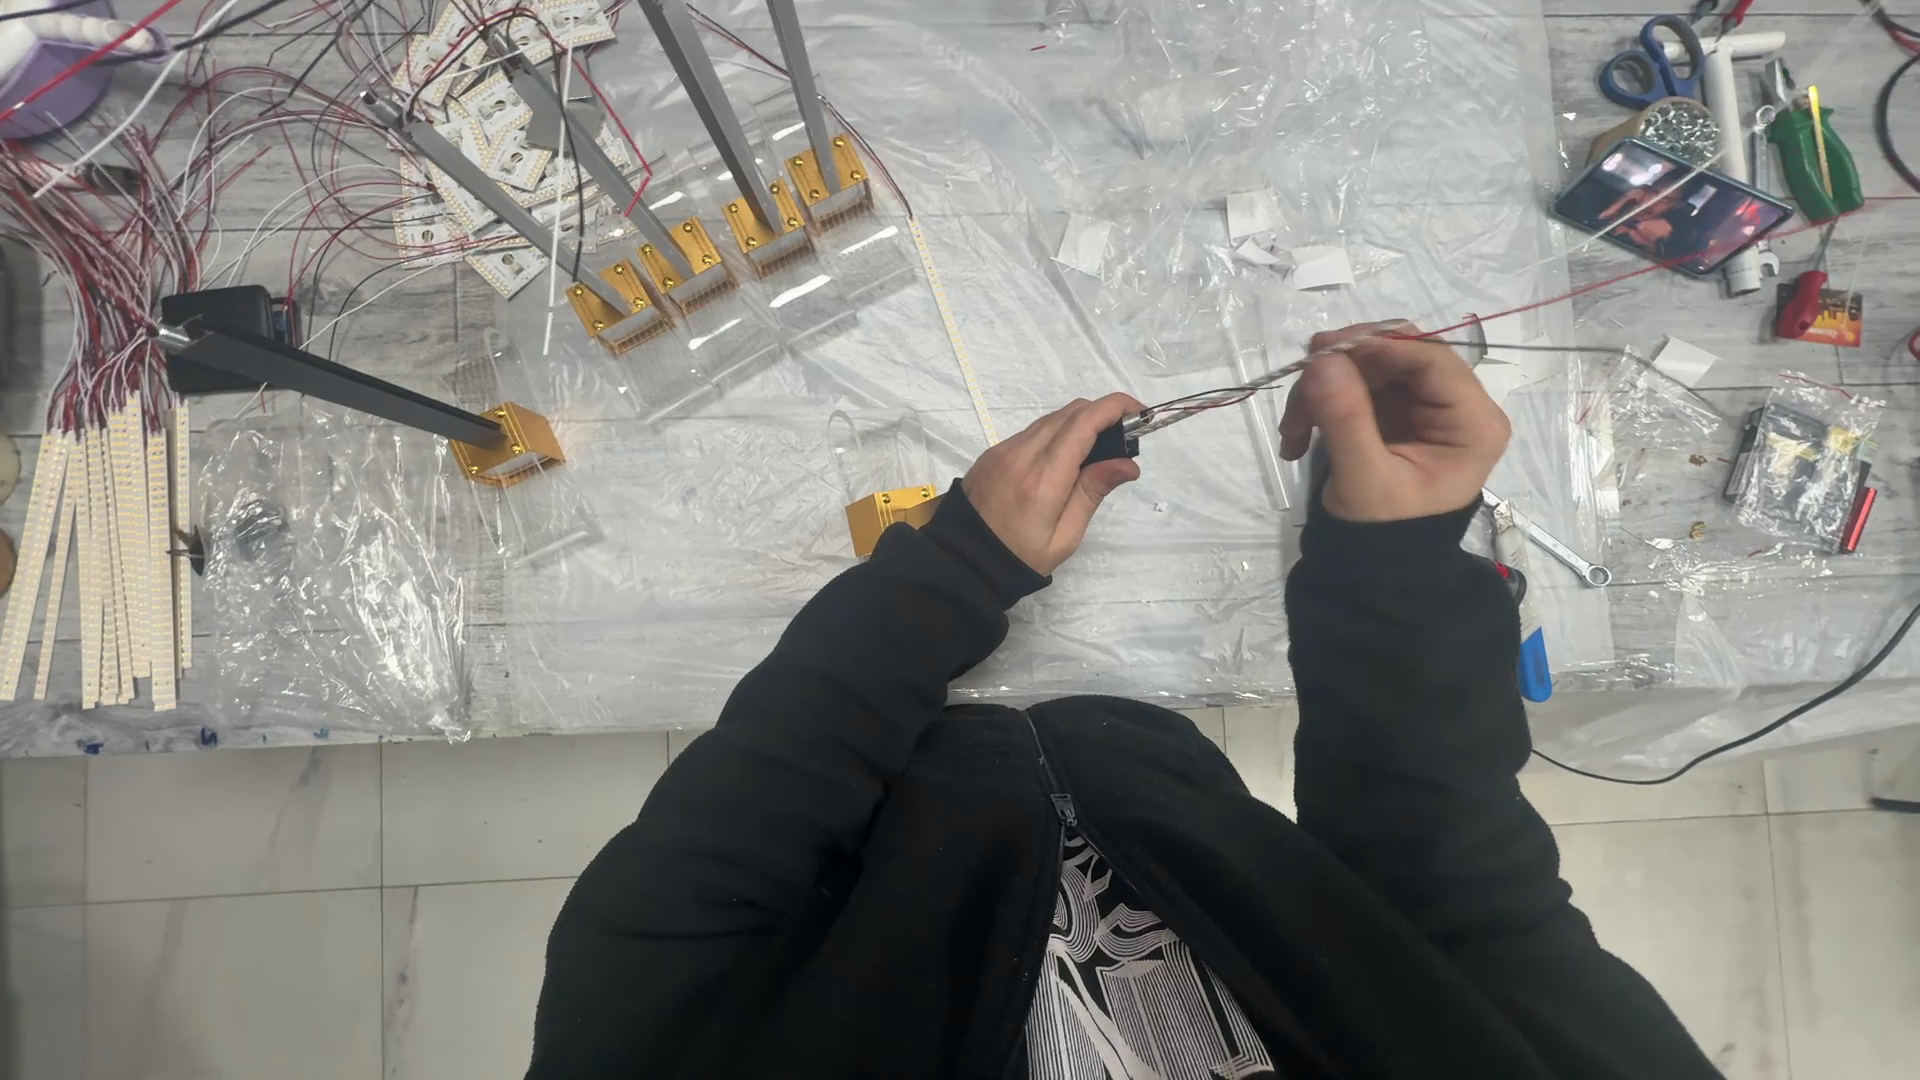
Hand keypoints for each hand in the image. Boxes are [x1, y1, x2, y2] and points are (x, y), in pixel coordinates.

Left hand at [962, 393, 1143, 574]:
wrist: (962, 559)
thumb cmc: (1018, 557)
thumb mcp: (1064, 536)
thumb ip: (1092, 493)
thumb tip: (1127, 463)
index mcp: (1043, 477)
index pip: (1084, 423)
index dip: (1116, 408)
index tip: (1139, 413)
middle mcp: (1022, 454)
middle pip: (1071, 412)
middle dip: (1103, 416)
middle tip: (1122, 443)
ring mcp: (1004, 449)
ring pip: (1052, 419)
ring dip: (1080, 425)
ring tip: (1096, 454)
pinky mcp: (994, 452)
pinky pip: (1033, 432)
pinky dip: (1057, 435)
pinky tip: (1064, 461)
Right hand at [1278, 321, 1508, 522]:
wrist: (1373, 561)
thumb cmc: (1382, 527)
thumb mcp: (1364, 477)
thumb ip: (1345, 418)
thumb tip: (1321, 361)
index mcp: (1471, 423)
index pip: (1433, 361)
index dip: (1382, 347)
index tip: (1327, 350)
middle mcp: (1452, 406)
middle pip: (1399, 356)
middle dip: (1344, 366)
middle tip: (1301, 375)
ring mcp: (1418, 407)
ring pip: (1367, 369)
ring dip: (1322, 390)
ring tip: (1291, 430)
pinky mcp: (1389, 413)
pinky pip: (1351, 388)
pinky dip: (1319, 403)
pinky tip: (1296, 435)